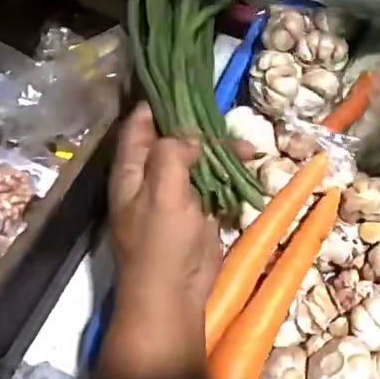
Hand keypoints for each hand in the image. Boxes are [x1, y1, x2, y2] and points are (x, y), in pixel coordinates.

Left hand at [102, 104, 222, 378]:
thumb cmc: (161, 243)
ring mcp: (175, 194)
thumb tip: (190, 135)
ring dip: (220, 151)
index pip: (139, 126)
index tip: (181, 83)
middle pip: (172, 139)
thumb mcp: (162, 192)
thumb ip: (172, 154)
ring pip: (197, 159)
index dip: (156, 104)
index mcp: (132, 171)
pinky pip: (213, 182)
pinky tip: (248, 167)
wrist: (175, 295)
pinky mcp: (197, 210)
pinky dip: (229, 173)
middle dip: (197, 126)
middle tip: (224, 114)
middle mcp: (151, 177)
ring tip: (246, 147)